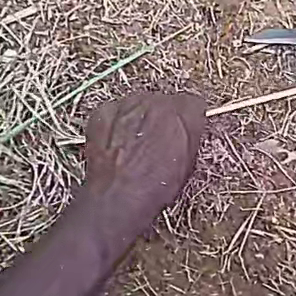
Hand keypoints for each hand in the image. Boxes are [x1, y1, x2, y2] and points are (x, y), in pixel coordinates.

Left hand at [80, 93, 207, 217]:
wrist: (119, 194)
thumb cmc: (156, 186)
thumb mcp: (188, 165)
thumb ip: (190, 138)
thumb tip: (188, 132)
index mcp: (183, 112)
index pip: (192, 104)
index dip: (187, 122)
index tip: (182, 134)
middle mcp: (157, 100)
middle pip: (163, 103)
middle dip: (160, 119)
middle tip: (155, 144)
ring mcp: (128, 104)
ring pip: (137, 105)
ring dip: (137, 121)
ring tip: (132, 147)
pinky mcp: (104, 111)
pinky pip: (113, 113)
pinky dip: (114, 126)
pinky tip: (114, 146)